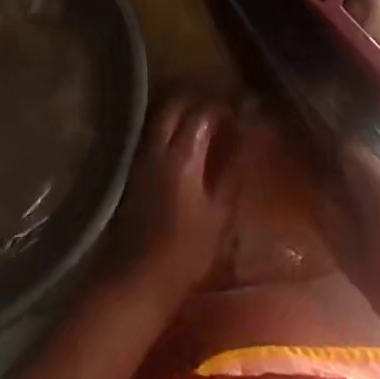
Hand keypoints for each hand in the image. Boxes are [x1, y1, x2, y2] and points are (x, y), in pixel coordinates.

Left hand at [110, 93, 239, 301]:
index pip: (200, 114)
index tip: (236, 114)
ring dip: (179, 115)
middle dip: (195, 103)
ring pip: (158, 121)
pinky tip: (182, 148)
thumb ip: (232, 173)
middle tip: (217, 114)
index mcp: (182, 157)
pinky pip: (151, 137)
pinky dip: (167, 131)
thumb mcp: (220, 214)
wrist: (140, 275)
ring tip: (203, 128)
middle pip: (173, 108)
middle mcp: (157, 149)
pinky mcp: (132, 171)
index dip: (219, 109)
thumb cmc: (188, 250)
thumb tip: (248, 141)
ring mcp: (141, 158)